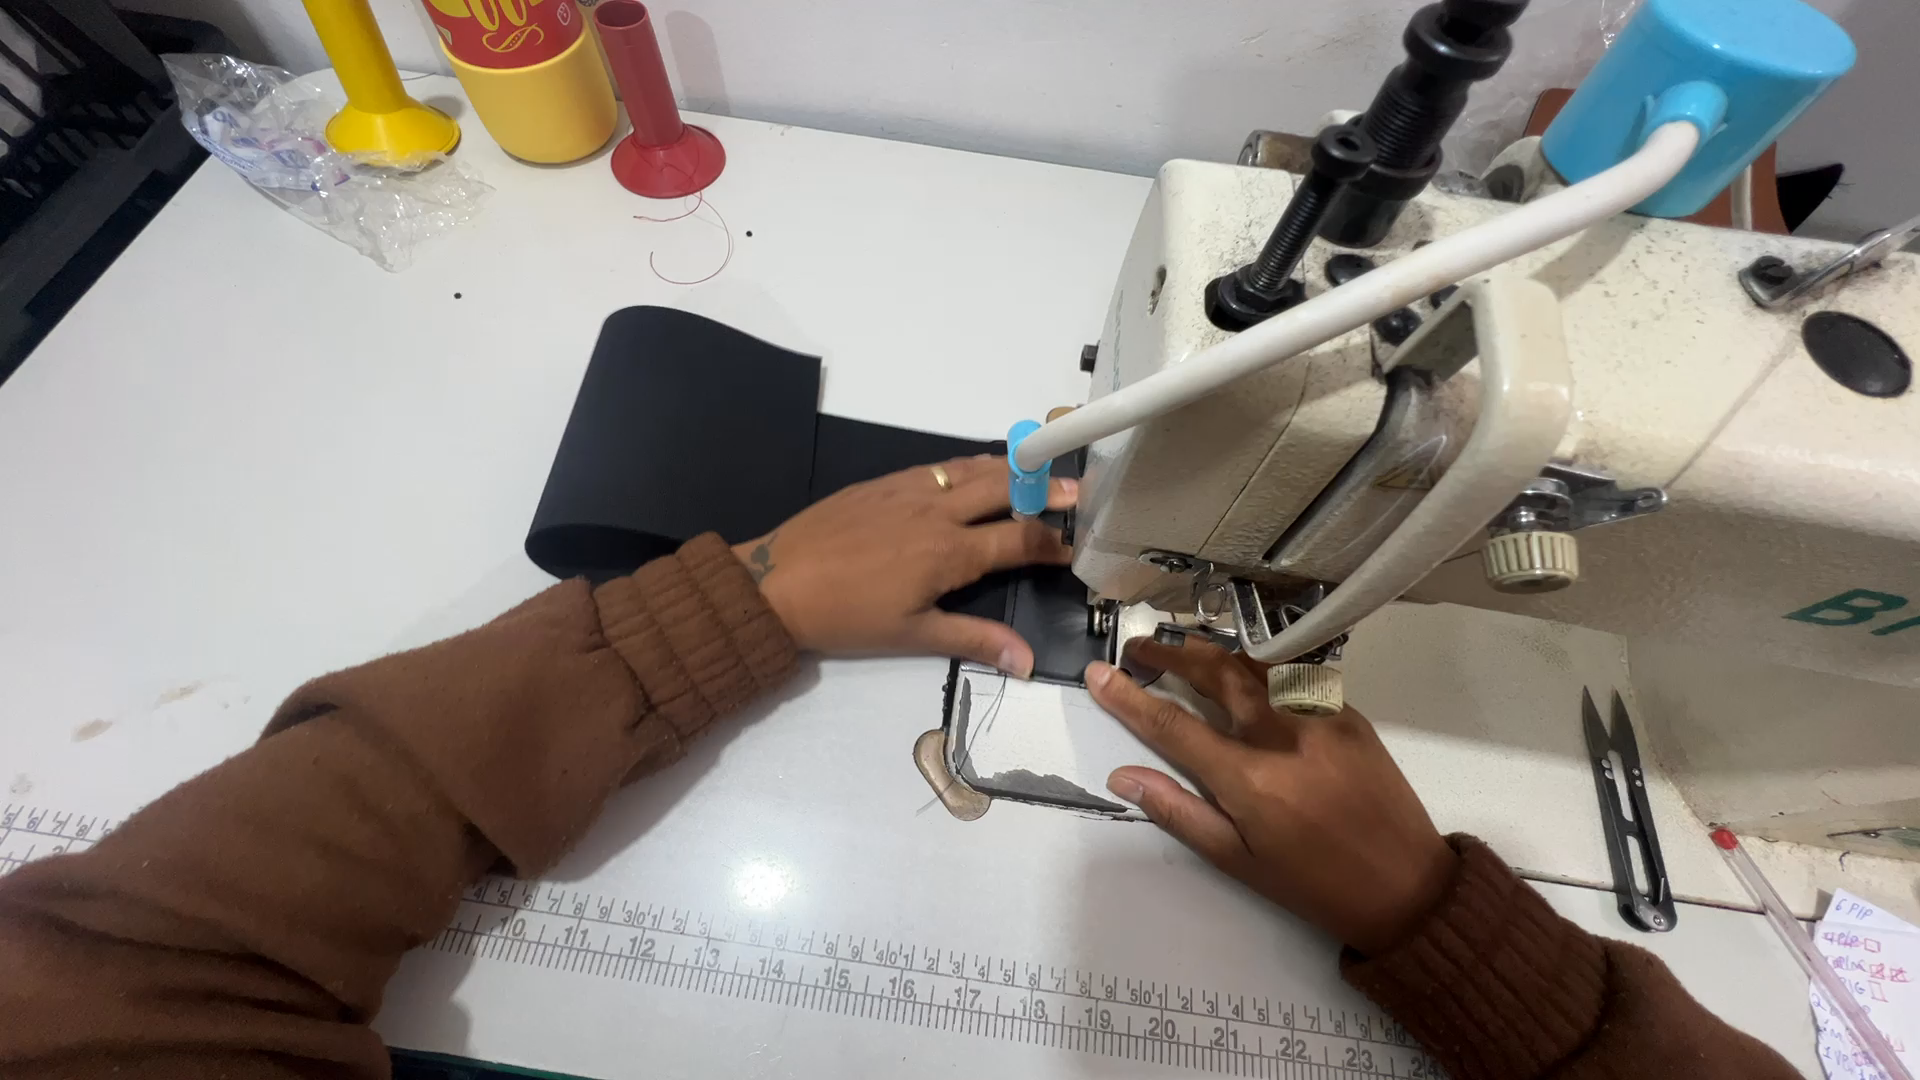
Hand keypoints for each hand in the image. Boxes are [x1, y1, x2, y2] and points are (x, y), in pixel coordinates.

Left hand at [734, 456, 1075, 674]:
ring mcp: (911, 489)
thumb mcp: (912, 635)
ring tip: (1039, 469)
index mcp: (950, 552)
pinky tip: (975, 470)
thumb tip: (1029, 662)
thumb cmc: (847, 616)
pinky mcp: (885, 480)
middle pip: (1006, 489)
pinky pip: (941, 464)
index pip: (1019, 540)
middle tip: (1078, 490)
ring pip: (973, 468)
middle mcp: (938, 510)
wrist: (777, 581)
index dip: (1054, 544)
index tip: (1076, 547)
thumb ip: (974, 640)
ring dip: (1011, 468)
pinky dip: (970, 464)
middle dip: (1046, 489)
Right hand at [1086, 637, 1457, 955]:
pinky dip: (1256, 663)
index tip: (1099, 672)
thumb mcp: (1238, 861)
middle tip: (1140, 647)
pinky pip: (1291, 674)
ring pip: (1253, 662)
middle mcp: (1283, 734)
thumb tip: (1123, 776)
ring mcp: (1320, 716)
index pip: (1173, 725)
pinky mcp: (1347, 711)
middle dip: (1169, 654)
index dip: (1128, 696)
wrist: (1411, 888)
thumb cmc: (1314, 883)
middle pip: (1214, 673)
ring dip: (1211, 649)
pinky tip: (1241, 665)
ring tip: (1182, 646)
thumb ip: (1178, 812)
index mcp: (1251, 779)